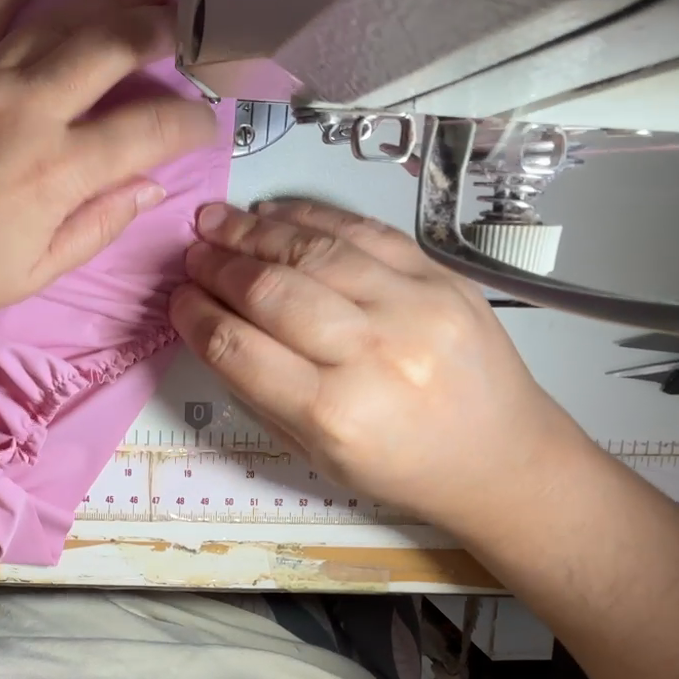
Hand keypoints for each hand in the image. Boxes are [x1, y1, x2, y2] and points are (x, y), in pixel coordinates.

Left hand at [0, 0, 219, 334]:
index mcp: (58, 171)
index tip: (204, 122)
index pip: (150, 128)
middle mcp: (28, 110)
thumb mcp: (34, 273)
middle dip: (166, 29)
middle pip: (114, 47)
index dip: (191, 121)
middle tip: (194, 24)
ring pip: (62, 20)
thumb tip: (152, 186)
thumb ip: (98, 225)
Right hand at [169, 199, 592, 531]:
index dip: (196, 315)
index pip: (238, 347)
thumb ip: (257, 389)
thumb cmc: (396, 466)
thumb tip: (210, 324)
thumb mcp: (311, 452)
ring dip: (252, 231)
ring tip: (214, 221)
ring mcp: (413, 307)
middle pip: (270, 292)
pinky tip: (271, 212)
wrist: (501, 456)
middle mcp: (372, 354)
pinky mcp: (441, 276)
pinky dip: (309, 215)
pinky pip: (363, 230)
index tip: (177, 299)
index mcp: (333, 414)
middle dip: (217, 267)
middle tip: (190, 255)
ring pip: (312, 251)